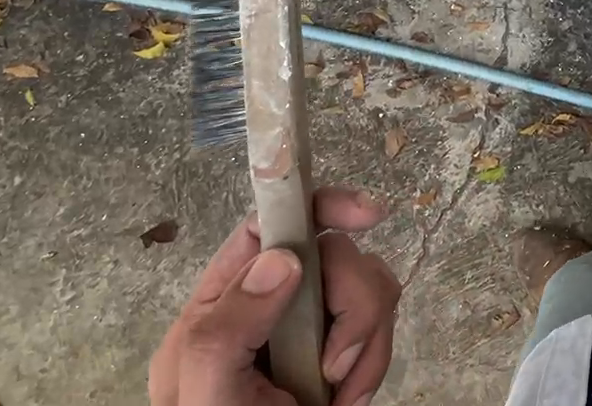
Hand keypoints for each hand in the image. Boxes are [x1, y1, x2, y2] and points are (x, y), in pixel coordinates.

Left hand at [149, 188, 400, 405]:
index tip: (369, 216)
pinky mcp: (345, 341)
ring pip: (371, 283)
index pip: (272, 226)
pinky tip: (350, 395)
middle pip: (337, 255)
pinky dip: (376, 358)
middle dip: (354, 302)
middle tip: (337, 361)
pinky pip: (384, 321)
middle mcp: (272, 304)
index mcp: (222, 307)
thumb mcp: (207, 400)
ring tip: (341, 391)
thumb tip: (283, 260)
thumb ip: (226, 334)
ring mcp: (312, 323)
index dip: (321, 205)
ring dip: (368, 337)